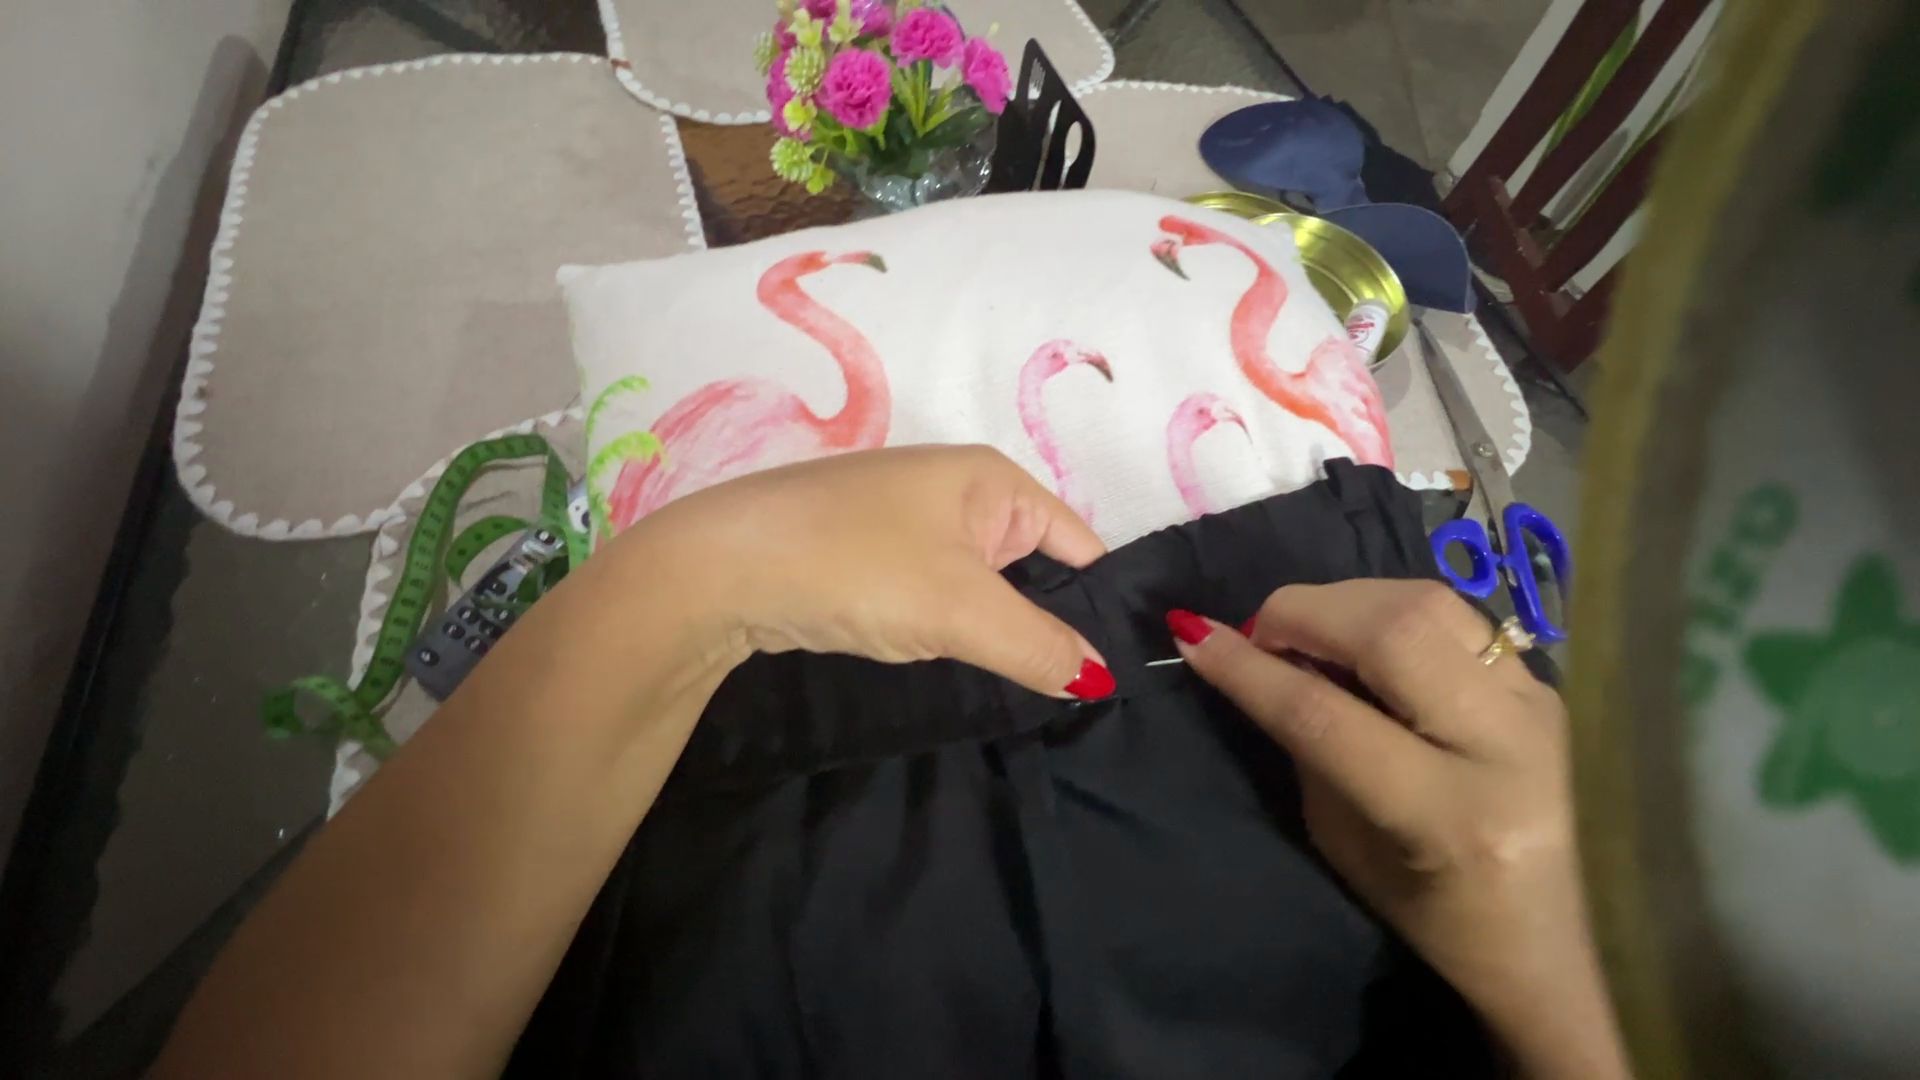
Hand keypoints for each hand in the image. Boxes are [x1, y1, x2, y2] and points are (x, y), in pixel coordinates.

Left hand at [607, 445, 1115, 699]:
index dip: (1098, 607)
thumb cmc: (857, 567)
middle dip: (1048, 624)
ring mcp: (911, 521)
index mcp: (992, 480)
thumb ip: (1038, 645)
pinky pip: (940, 593)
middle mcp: (958, 490)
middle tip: (1072, 694)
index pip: (1078, 543)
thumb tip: (1099, 676)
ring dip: (998, 630)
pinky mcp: (875, 554)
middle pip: (1032, 564)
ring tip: (1023, 688)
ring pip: (984, 584)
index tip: (1113, 676)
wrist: (721, 568)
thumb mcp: (960, 609)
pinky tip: (956, 663)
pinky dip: (954, 627)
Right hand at [1170, 582, 1629, 1079]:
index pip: (1325, 715)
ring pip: (1423, 601)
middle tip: (1259, 636)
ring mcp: (1534, 702)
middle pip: (1390, 632)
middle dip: (1301, 615)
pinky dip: (1380, 607)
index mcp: (1448, 813)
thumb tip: (1249, 655)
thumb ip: (1302, 737)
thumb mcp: (1336, 834)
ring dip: (1341, 602)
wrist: (1540, 934)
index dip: (1248, 669)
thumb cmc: (1419, 905)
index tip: (1190, 636)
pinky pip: (1446, 611)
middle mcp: (1504, 744)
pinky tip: (1355, 637)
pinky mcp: (1538, 681)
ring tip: (1304, 634)